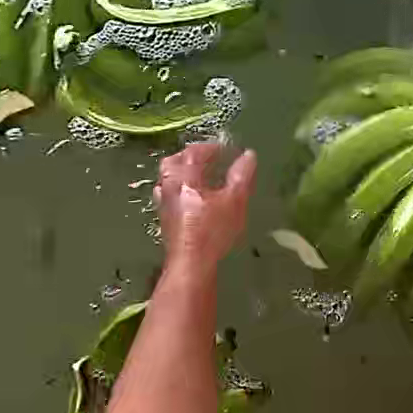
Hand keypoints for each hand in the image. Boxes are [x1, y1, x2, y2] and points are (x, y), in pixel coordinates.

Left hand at [154, 143, 256, 274]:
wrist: (191, 265)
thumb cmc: (213, 230)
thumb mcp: (234, 200)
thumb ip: (241, 176)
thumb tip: (248, 155)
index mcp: (185, 177)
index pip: (194, 152)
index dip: (211, 147)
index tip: (227, 149)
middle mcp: (169, 186)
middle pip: (174, 163)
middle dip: (190, 157)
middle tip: (208, 159)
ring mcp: (164, 204)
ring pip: (168, 180)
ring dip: (182, 174)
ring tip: (199, 178)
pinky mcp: (165, 220)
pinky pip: (168, 196)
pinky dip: (180, 191)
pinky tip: (191, 201)